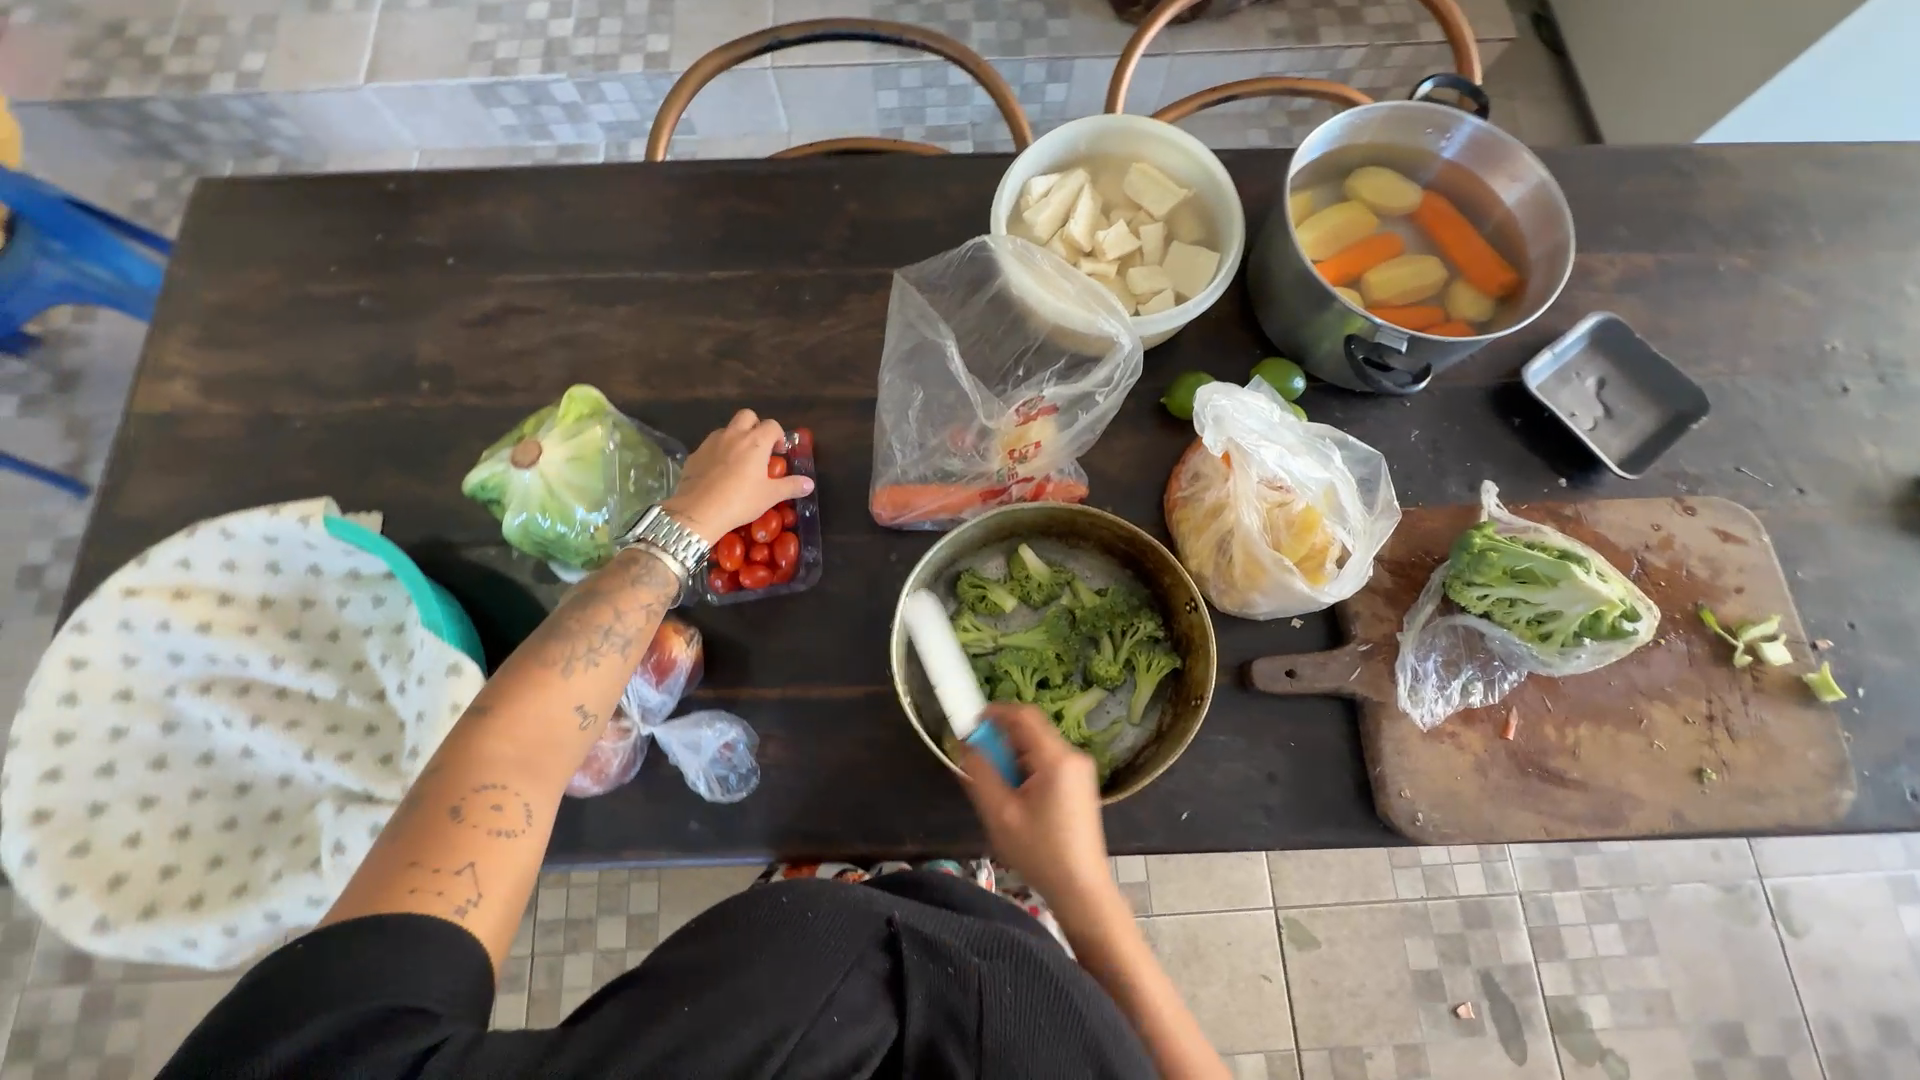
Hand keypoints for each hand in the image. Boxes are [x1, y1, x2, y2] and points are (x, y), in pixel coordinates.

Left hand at [663, 410, 813, 543]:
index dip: (778, 435)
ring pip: (727, 428)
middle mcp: (733, 435)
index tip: (778, 452)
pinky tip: (718, 472)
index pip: (772, 425)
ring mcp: (711, 442)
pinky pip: (710, 445)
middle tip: (759, 448)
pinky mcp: (695, 454)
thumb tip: (810, 483)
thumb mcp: (770, 496)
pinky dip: (718, 451)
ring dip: (736, 437)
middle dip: (755, 426)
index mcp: (756, 442)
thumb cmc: (740, 501)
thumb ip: (791, 486)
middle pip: (747, 415)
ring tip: (738, 460)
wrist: (698, 511)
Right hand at [960, 704, 1111, 905]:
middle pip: (1031, 730)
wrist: (1081, 888)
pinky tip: (1018, 799)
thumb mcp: (1000, 814)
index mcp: (1056, 758)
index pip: (1024, 715)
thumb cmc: (1040, 852)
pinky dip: (1027, 769)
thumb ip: (979, 773)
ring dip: (1013, 757)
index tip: (970, 723)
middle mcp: (1073, 756)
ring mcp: (1081, 770)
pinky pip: (1049, 762)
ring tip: (998, 790)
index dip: (995, 712)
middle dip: (1001, 740)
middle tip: (979, 764)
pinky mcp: (1081, 785)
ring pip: (1038, 747)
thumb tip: (965, 744)